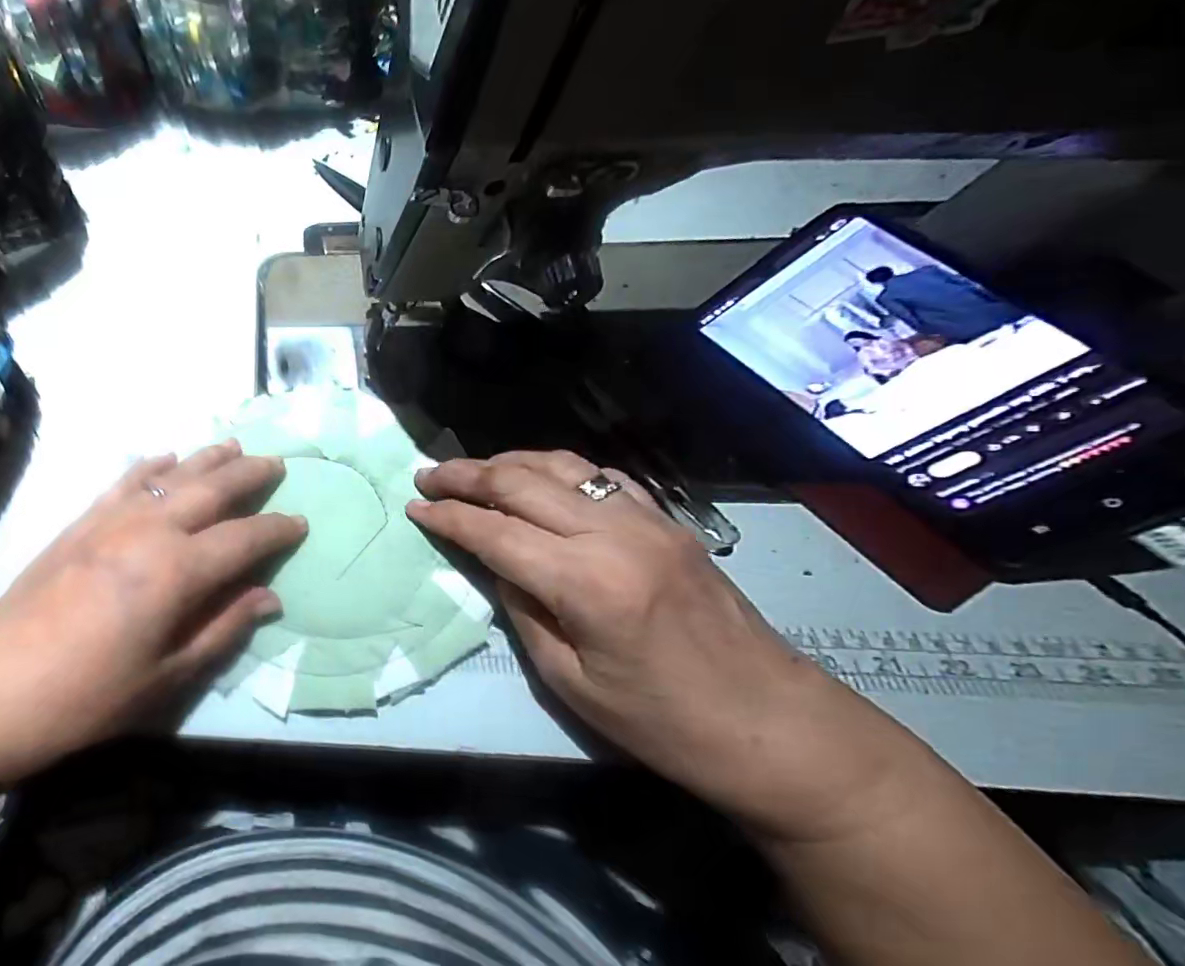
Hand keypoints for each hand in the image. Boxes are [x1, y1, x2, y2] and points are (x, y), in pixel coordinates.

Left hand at [0, 441, 304, 781]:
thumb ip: (223, 628)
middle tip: (277, 466)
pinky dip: (153, 466)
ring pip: (172, 475)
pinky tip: (168, 458)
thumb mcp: (167, 676)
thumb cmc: (88, 694)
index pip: (244, 539)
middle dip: (250, 475)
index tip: (300, 522)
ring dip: (208, 459)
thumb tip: (269, 597)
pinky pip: (126, 481)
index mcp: (177, 572)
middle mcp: (151, 531)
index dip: (276, 529)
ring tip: (235, 446)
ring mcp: (113, 519)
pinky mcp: (82, 521)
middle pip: (213, 490)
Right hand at [408, 451, 927, 842]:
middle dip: (467, 475)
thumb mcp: (571, 682)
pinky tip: (540, 477)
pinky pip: (601, 476)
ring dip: (510, 462)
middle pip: (522, 482)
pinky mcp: (668, 520)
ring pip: (562, 465)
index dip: (448, 517)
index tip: (414, 505)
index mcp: (585, 583)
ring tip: (473, 470)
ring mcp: (646, 519)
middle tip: (428, 473)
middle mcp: (614, 533)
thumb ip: (524, 609)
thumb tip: (494, 563)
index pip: (495, 532)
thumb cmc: (662, 723)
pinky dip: (559, 469)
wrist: (770, 722)